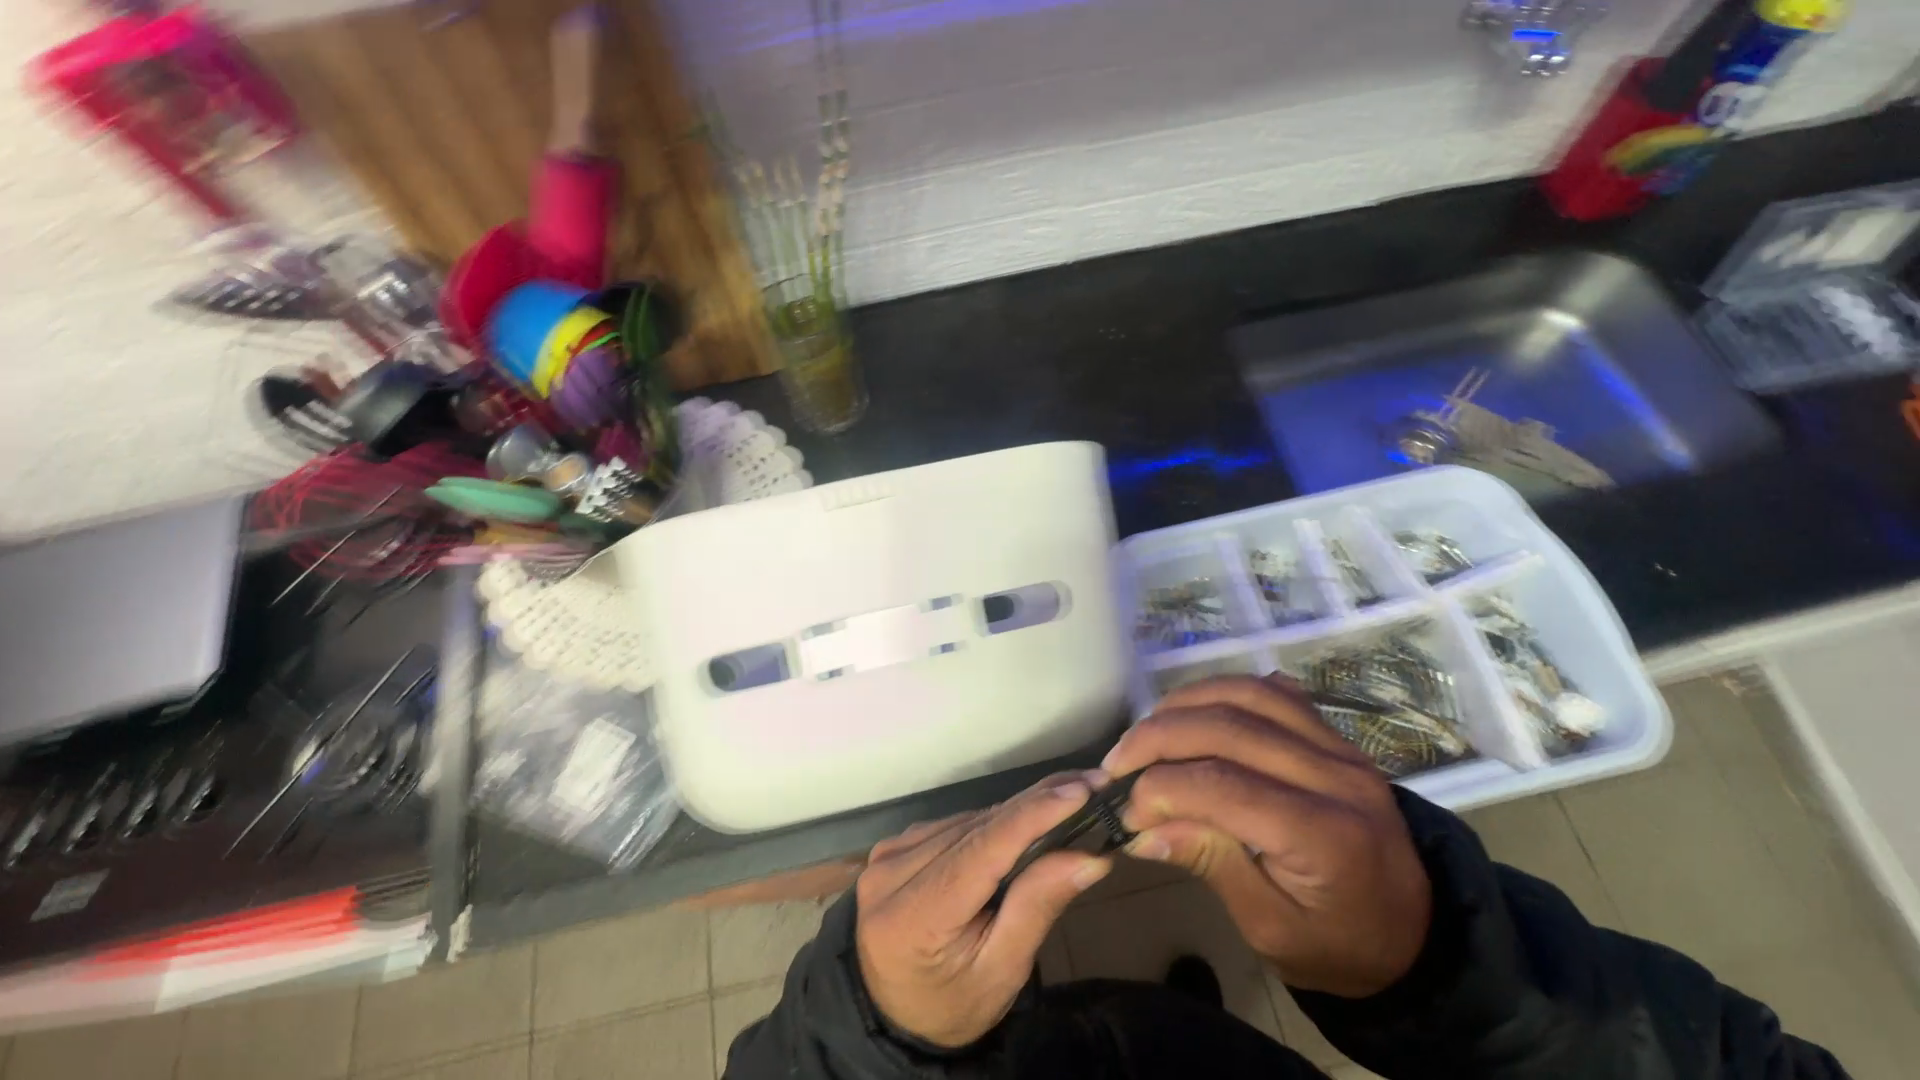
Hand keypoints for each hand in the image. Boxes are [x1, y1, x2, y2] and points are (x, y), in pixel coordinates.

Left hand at [855, 774, 1112, 1047]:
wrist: (891, 1015)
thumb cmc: (953, 1004)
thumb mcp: (1002, 970)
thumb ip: (1037, 907)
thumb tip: (1089, 856)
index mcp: (913, 915)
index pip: (981, 849)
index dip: (1032, 815)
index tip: (1081, 789)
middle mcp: (890, 874)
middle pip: (975, 828)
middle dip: (1036, 803)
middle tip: (1092, 782)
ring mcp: (886, 856)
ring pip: (966, 820)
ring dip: (1018, 808)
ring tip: (1070, 796)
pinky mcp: (893, 847)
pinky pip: (952, 825)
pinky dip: (992, 821)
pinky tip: (1026, 816)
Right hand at [1102, 675, 1431, 998]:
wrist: (1415, 932)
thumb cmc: (1339, 945)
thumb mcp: (1271, 929)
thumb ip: (1212, 866)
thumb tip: (1142, 828)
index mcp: (1325, 836)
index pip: (1222, 786)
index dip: (1160, 788)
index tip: (1124, 809)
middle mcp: (1337, 777)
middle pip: (1230, 727)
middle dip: (1159, 738)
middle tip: (1117, 764)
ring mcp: (1341, 748)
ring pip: (1250, 694)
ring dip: (1185, 704)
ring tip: (1146, 733)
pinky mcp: (1336, 737)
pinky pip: (1276, 693)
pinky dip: (1225, 691)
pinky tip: (1193, 714)